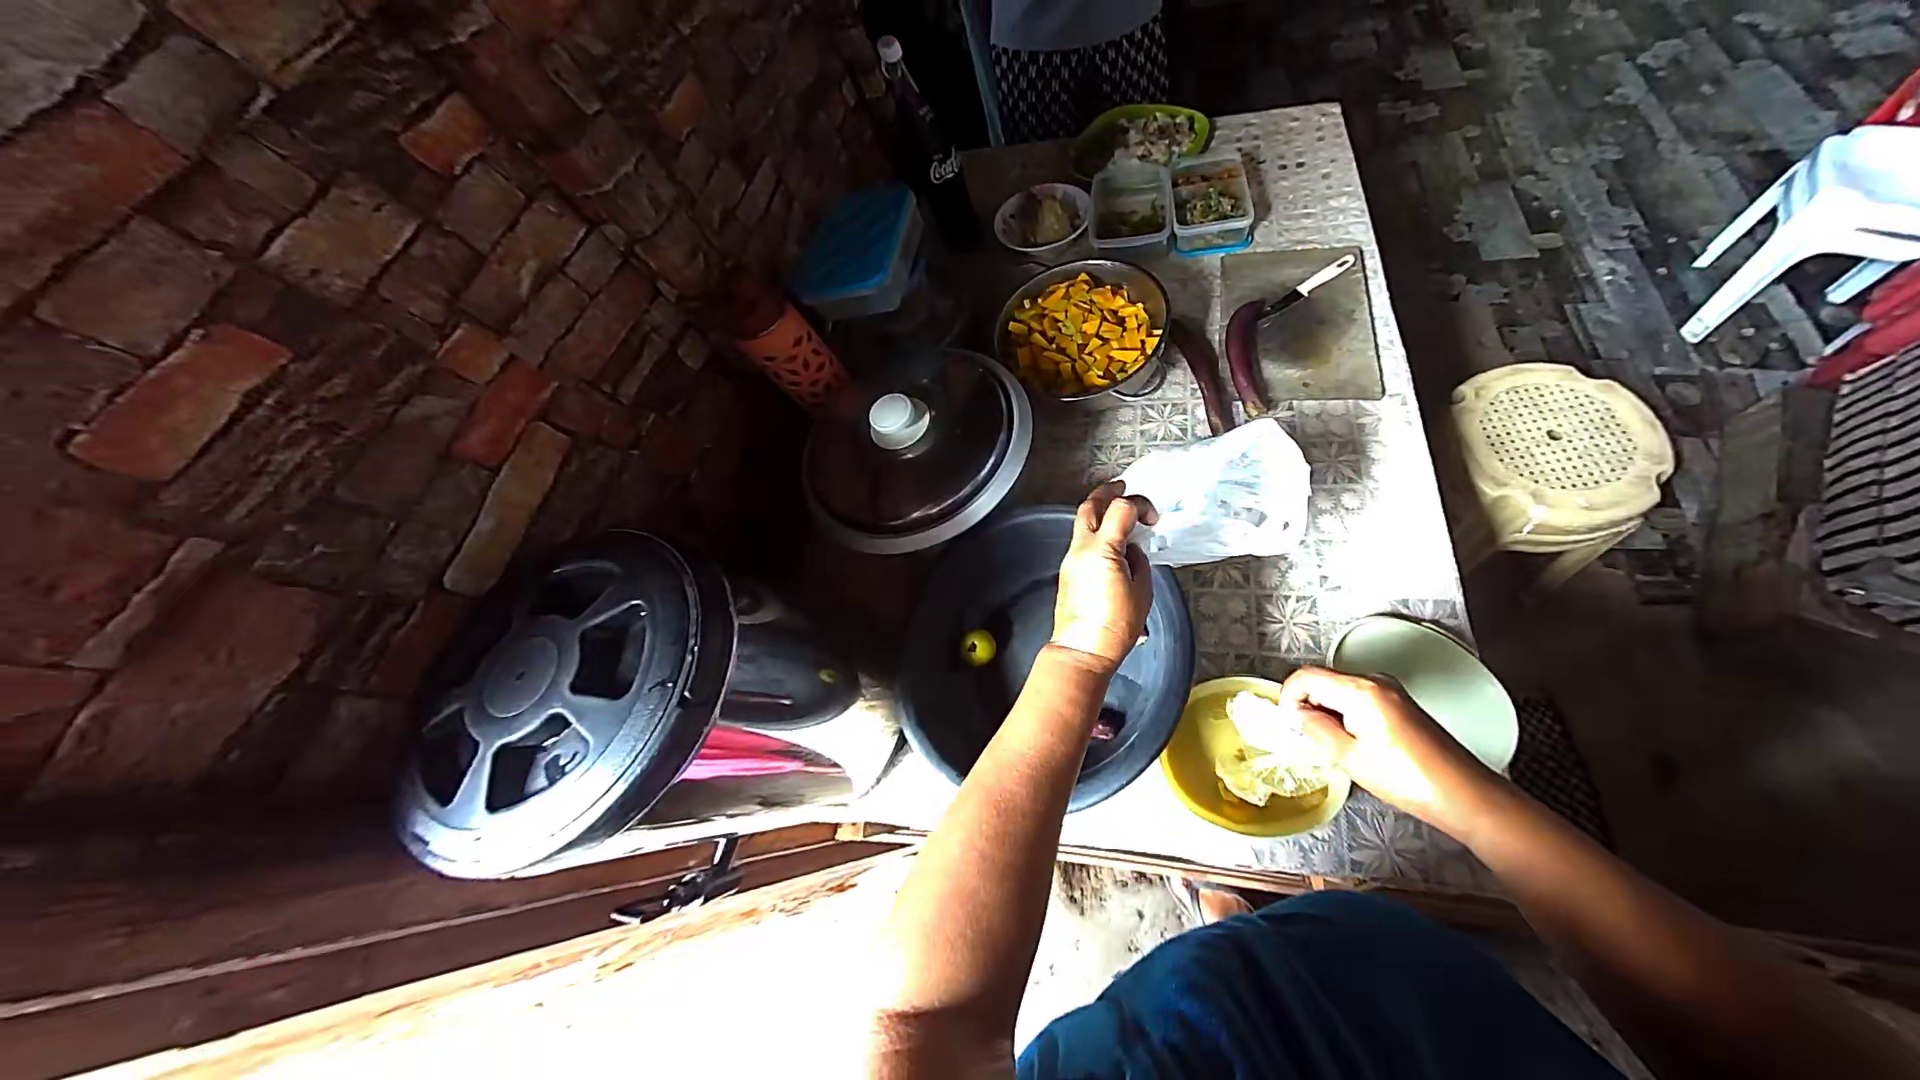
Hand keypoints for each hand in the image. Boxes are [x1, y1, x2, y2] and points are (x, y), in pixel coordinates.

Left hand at [1050, 482, 1156, 675]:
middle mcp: (1081, 549)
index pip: (1121, 508)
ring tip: (1117, 513)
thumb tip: (1133, 550)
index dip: (1140, 505)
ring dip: (1099, 511)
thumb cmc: (1113, 627)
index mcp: (1103, 550)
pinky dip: (1094, 532)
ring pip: (1080, 522)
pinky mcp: (1067, 571)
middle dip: (1108, 492)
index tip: (1151, 517)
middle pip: (1090, 505)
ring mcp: (1070, 559)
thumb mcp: (1142, 591)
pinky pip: (1080, 541)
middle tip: (1122, 488)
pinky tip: (1109, 542)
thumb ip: (1139, 562)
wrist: (1082, 649)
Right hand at [1280, 666, 1510, 840]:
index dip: (1287, 696)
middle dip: (1306, 703)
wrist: (1466, 796)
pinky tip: (1353, 742)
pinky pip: (1357, 698)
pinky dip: (1344, 713)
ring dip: (1325, 710)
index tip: (1286, 721)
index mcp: (1361, 690)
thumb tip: (1298, 715)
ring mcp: (1391, 691)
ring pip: (1339, 689)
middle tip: (1306, 736)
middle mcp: (1376, 682)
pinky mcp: (1400, 704)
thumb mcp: (1348, 757)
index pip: (1306, 676)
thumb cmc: (1409, 779)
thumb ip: (1315, 729)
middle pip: (1322, 679)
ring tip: (1331, 744)